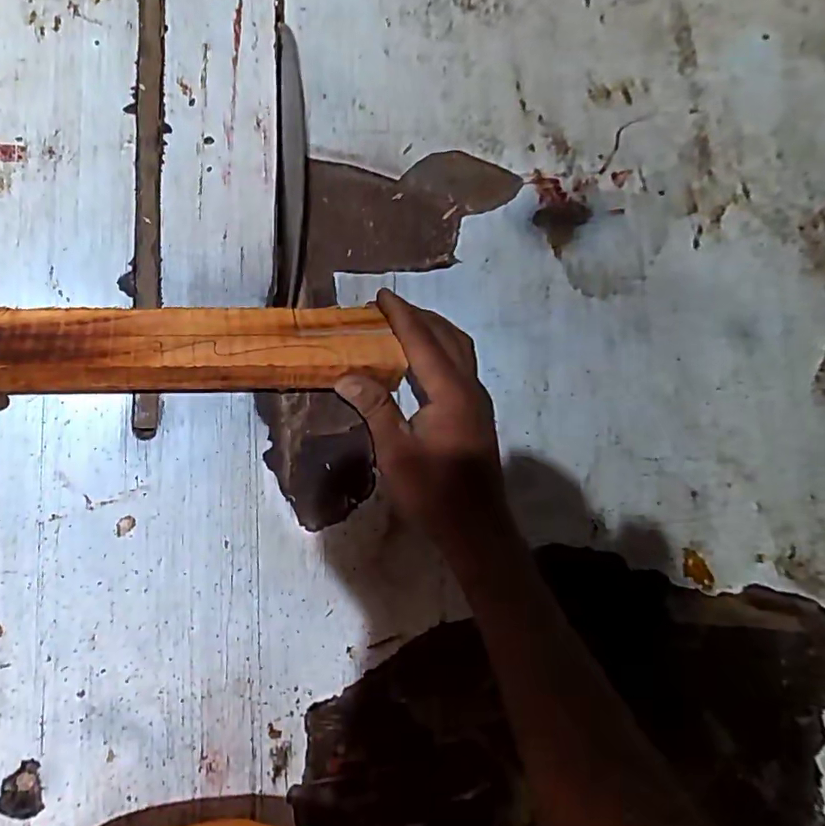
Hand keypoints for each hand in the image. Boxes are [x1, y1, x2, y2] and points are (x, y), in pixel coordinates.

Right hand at [334, 290, 510, 551]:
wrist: (476, 530)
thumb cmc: (433, 494)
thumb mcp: (396, 453)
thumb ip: (375, 408)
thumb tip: (347, 375)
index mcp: (451, 392)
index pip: (423, 341)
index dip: (401, 316)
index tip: (381, 296)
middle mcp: (470, 388)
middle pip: (448, 338)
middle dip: (419, 317)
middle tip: (389, 308)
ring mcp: (478, 401)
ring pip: (459, 350)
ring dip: (433, 331)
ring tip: (404, 325)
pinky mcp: (477, 414)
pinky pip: (460, 365)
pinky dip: (440, 350)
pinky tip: (421, 362)